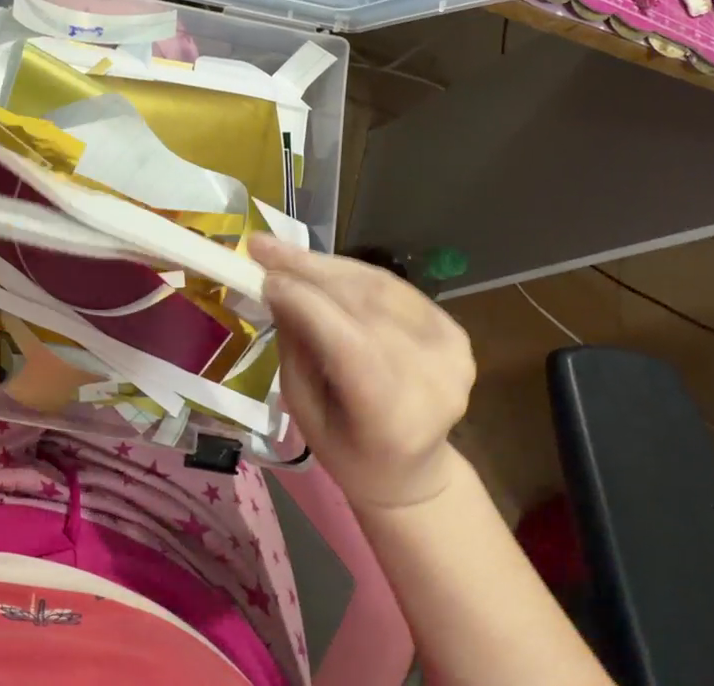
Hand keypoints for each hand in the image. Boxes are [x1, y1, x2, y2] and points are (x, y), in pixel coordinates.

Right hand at [249, 235, 475, 510]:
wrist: (410, 468)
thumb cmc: (344, 445)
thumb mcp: (302, 405)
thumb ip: (294, 346)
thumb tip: (275, 287)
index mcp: (391, 414)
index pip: (348, 342)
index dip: (302, 301)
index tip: (258, 274)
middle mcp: (432, 380)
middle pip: (364, 305)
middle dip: (307, 270)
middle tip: (261, 246)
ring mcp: (450, 354)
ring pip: (379, 287)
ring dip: (325, 265)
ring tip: (282, 252)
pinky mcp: (455, 334)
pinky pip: (395, 289)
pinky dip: (353, 273)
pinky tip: (320, 268)